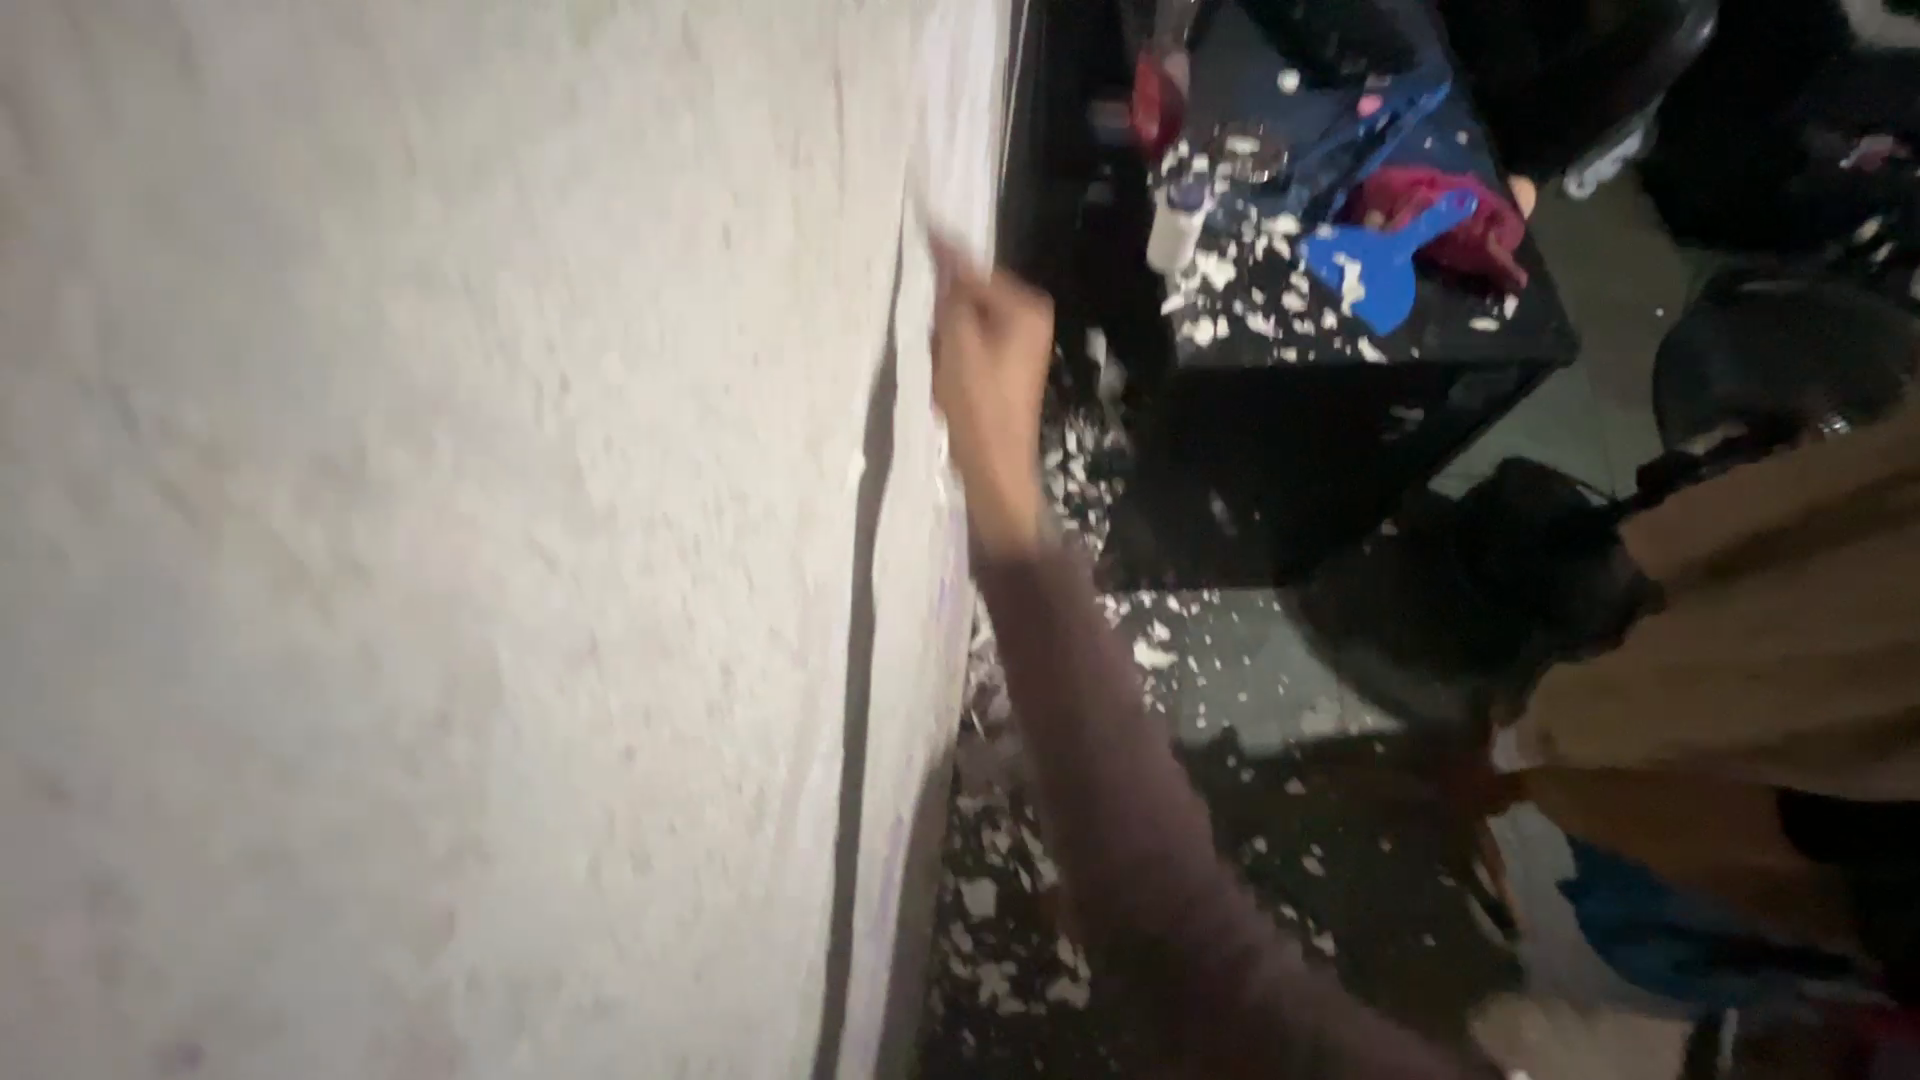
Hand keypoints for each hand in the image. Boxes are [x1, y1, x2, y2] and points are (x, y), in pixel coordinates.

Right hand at [929, 234, 1054, 556]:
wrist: (996, 467)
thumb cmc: (977, 407)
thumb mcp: (957, 344)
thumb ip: (951, 296)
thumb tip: (945, 256)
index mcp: (1025, 307)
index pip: (974, 269)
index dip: (943, 254)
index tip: (920, 221)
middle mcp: (1031, 319)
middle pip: (972, 294)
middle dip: (945, 309)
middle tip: (927, 329)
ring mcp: (1022, 344)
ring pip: (969, 320)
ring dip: (946, 333)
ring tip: (936, 359)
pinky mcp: (1009, 366)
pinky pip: (973, 342)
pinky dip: (954, 351)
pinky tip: (945, 376)